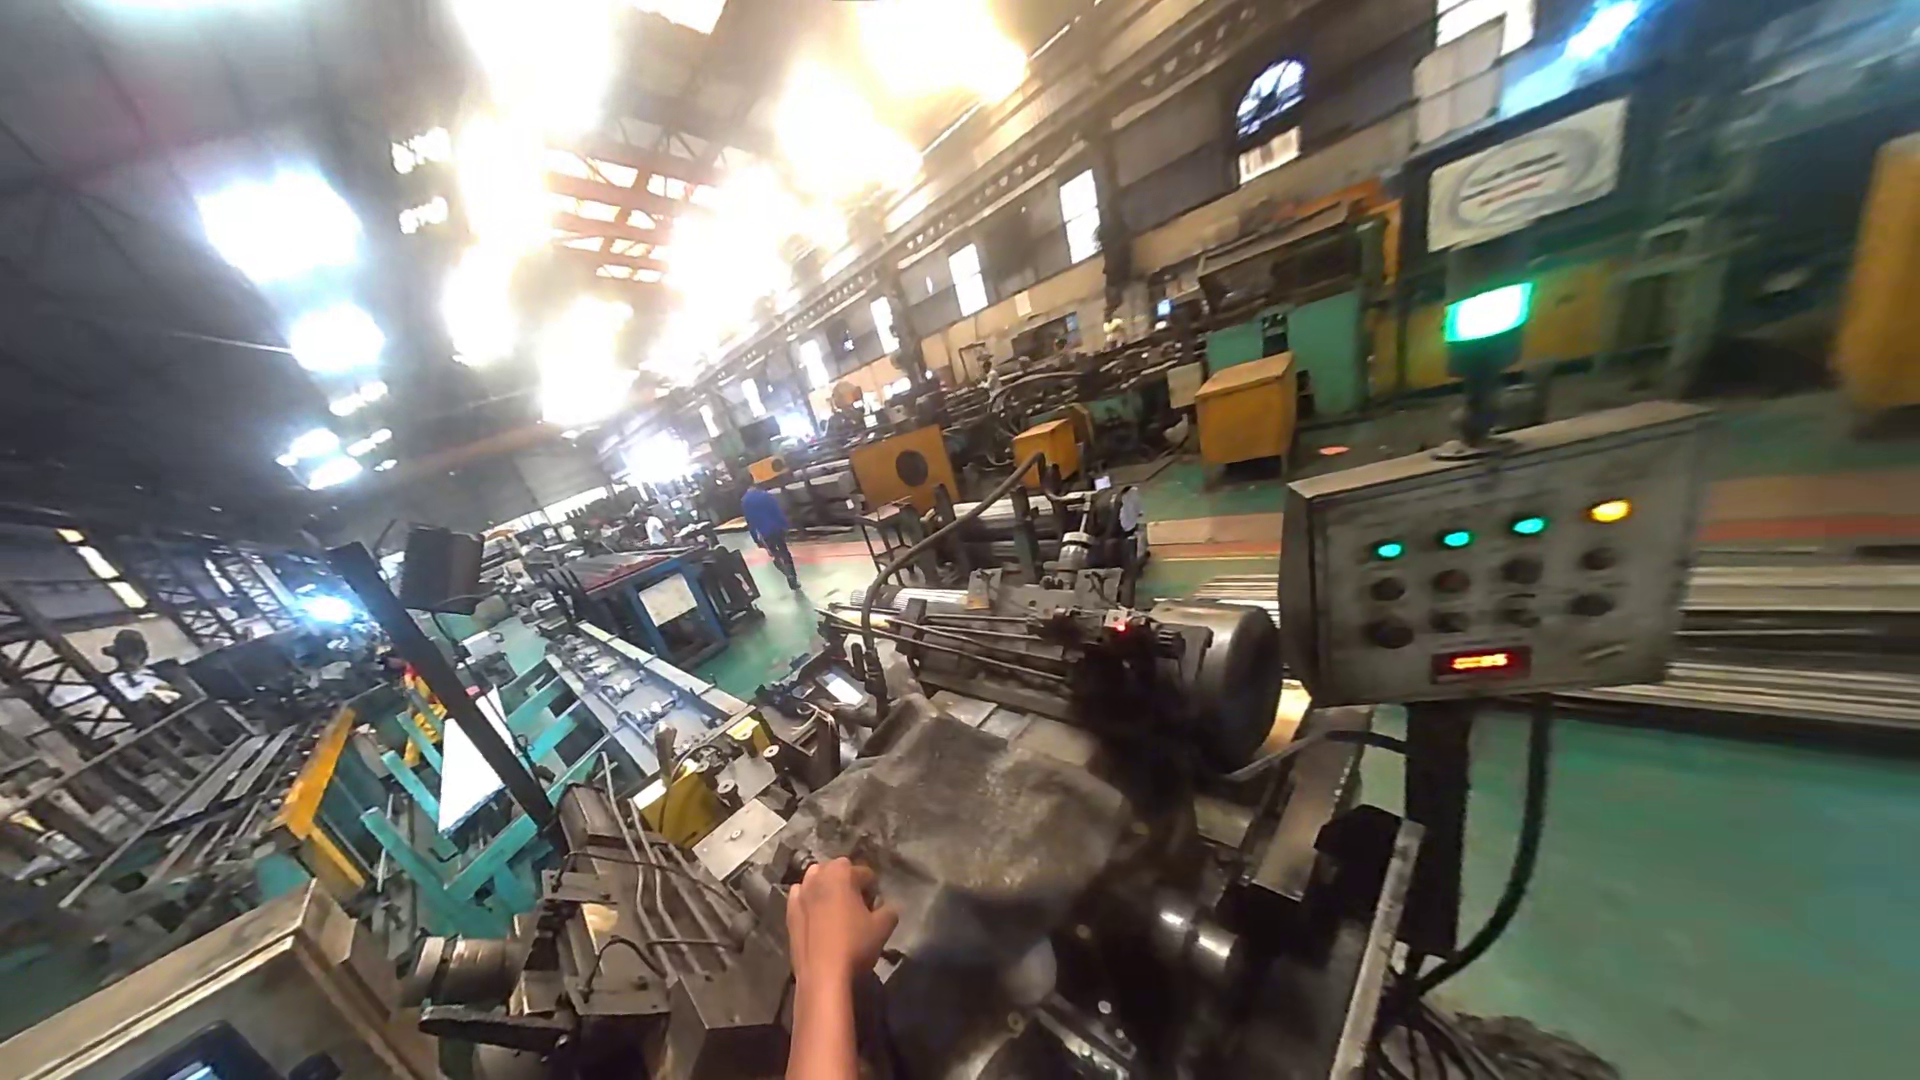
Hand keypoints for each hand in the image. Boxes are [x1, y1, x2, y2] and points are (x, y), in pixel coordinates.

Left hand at [786, 858, 897, 987]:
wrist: (822, 978)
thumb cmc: (854, 945)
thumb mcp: (883, 927)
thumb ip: (890, 910)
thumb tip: (885, 908)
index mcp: (842, 871)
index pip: (866, 874)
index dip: (873, 891)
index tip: (874, 910)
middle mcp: (819, 874)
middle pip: (840, 872)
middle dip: (850, 885)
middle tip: (857, 909)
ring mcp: (801, 893)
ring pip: (818, 881)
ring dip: (827, 889)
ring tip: (836, 912)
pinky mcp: (789, 912)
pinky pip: (801, 897)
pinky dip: (809, 901)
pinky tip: (816, 918)